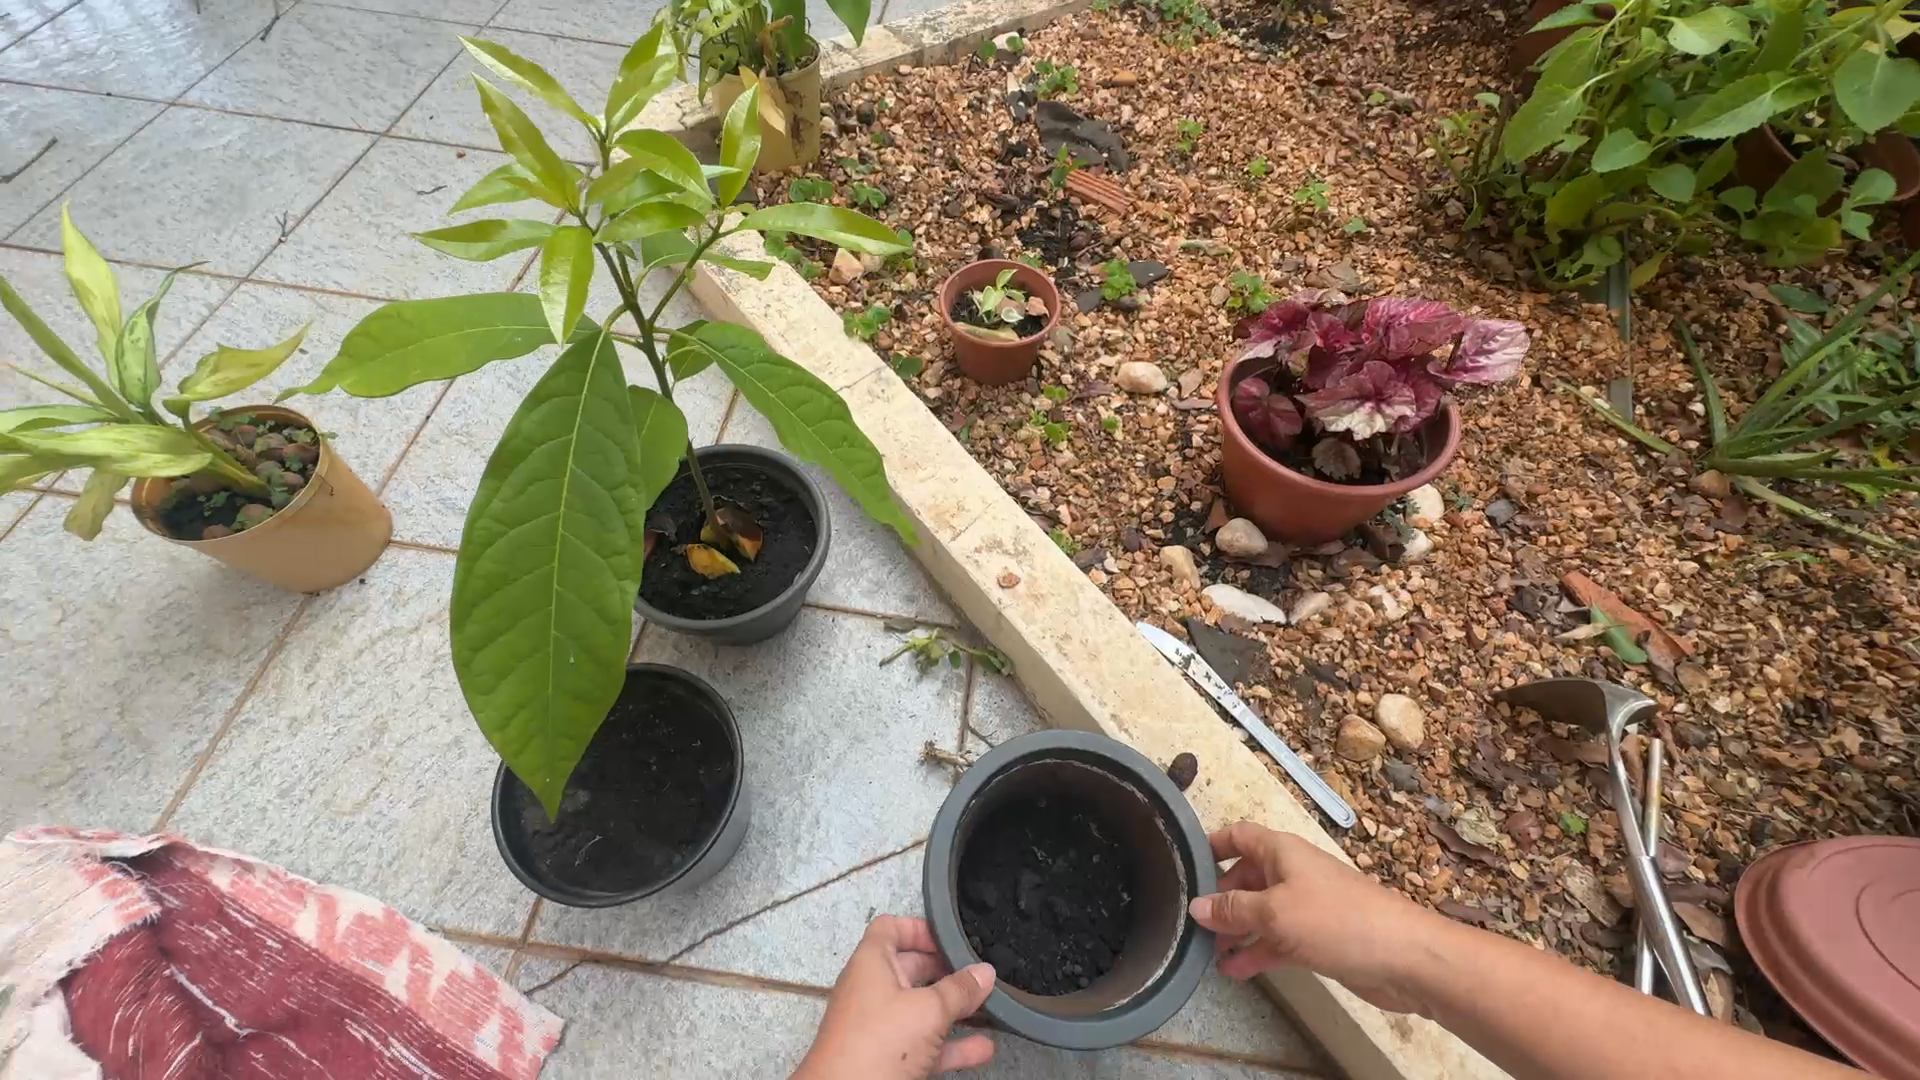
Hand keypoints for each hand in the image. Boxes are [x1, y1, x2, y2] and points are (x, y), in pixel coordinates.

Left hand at [793, 916, 996, 1079]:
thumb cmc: (877, 1043)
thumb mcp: (927, 1011)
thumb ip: (959, 991)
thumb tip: (985, 972)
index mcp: (871, 963)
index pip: (890, 928)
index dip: (919, 928)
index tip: (950, 937)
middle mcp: (872, 989)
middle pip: (911, 968)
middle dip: (945, 970)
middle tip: (976, 973)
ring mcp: (879, 1026)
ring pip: (920, 1009)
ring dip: (952, 1009)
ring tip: (986, 1007)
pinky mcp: (886, 1058)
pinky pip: (923, 1044)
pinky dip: (950, 1045)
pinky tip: (981, 1049)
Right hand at [1188, 822, 1450, 1015]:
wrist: (1408, 959)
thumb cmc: (1336, 920)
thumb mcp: (1275, 913)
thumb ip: (1232, 910)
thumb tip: (1195, 906)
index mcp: (1280, 851)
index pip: (1237, 836)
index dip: (1211, 845)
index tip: (1184, 862)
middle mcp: (1290, 872)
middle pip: (1245, 877)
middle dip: (1220, 898)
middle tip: (1193, 922)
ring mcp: (1305, 905)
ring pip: (1260, 912)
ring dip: (1236, 930)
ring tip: (1208, 953)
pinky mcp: (1318, 937)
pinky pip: (1277, 938)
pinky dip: (1257, 950)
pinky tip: (1236, 970)